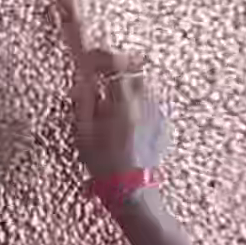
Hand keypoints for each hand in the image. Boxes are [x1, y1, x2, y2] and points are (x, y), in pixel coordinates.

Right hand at [73, 48, 167, 180]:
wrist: (130, 188)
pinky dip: (135, 96)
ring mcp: (157, 112)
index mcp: (124, 103)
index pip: (117, 64)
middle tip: (99, 72)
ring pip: (143, 82)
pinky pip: (149, 98)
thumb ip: (84, 101)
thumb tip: (83, 82)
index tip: (89, 58)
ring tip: (108, 93)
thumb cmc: (104, 163)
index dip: (102, 56)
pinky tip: (121, 111)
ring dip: (125, 81)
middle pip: (135, 67)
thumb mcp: (83, 131)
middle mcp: (145, 103)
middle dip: (116, 65)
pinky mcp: (162, 122)